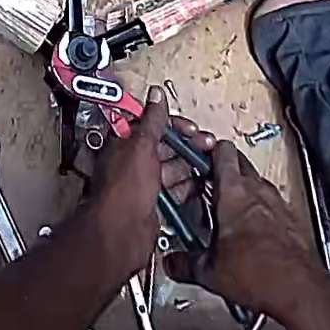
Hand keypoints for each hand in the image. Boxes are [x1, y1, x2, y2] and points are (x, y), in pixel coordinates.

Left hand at [82, 88, 215, 279]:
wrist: (121, 234)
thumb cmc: (124, 188)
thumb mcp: (142, 146)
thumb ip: (152, 120)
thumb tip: (156, 94)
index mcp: (124, 140)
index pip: (150, 123)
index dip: (171, 123)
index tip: (191, 128)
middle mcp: (131, 159)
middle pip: (162, 145)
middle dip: (185, 144)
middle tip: (207, 144)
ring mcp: (142, 182)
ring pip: (170, 167)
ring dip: (189, 164)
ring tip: (209, 163)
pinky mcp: (152, 202)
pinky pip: (172, 189)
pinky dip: (186, 185)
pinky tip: (201, 184)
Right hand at [165, 140, 329, 318]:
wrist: (301, 293)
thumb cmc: (260, 272)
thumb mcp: (211, 269)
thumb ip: (186, 261)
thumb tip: (174, 263)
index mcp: (232, 188)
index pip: (221, 149)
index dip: (209, 150)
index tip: (199, 159)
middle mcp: (257, 189)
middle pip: (240, 162)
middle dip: (226, 170)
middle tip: (211, 186)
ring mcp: (277, 203)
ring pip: (257, 183)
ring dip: (246, 192)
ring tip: (233, 215)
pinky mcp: (293, 221)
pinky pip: (275, 205)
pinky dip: (264, 213)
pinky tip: (257, 236)